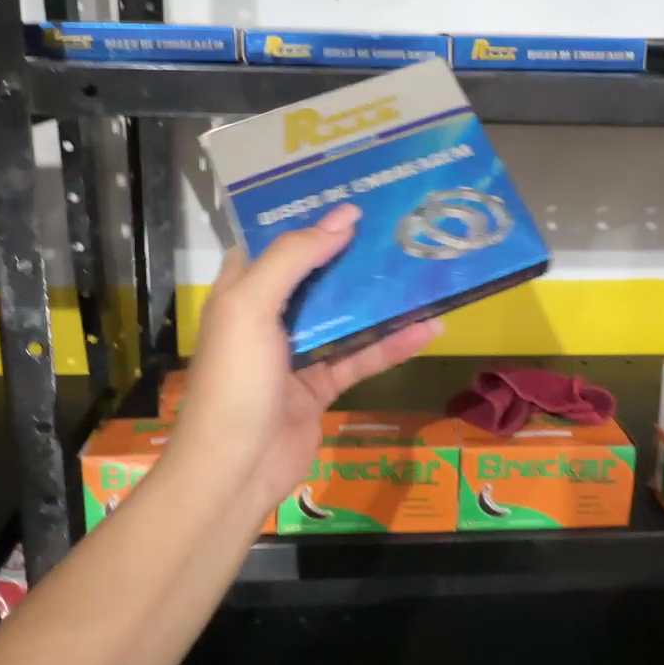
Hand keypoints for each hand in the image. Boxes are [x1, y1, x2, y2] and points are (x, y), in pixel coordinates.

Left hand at [170, 204, 442, 519]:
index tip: (352, 196)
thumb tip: (344, 217)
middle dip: (353, 251)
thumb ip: (295, 258)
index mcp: (242, 289)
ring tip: (423, 270)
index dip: (307, 217)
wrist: (236, 468)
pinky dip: (393, 344)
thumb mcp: (252, 307)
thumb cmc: (235, 379)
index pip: (274, 242)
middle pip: (317, 273)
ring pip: (345, 314)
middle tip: (400, 225)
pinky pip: (362, 356)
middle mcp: (270, 314)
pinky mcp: (322, 384)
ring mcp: (298, 351)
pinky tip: (428, 328)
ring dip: (381, 298)